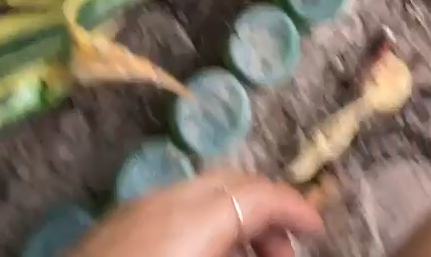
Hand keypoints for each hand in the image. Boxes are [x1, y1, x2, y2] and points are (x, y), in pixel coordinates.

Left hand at [68, 172, 321, 256]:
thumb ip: (243, 249)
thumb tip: (275, 245)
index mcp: (192, 218)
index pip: (259, 194)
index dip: (295, 206)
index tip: (317, 226)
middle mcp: (165, 199)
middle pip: (232, 180)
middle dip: (266, 208)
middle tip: (285, 249)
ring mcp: (135, 207)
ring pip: (203, 189)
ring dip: (235, 213)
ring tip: (249, 254)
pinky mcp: (113, 223)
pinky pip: (174, 205)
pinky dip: (203, 219)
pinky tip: (206, 251)